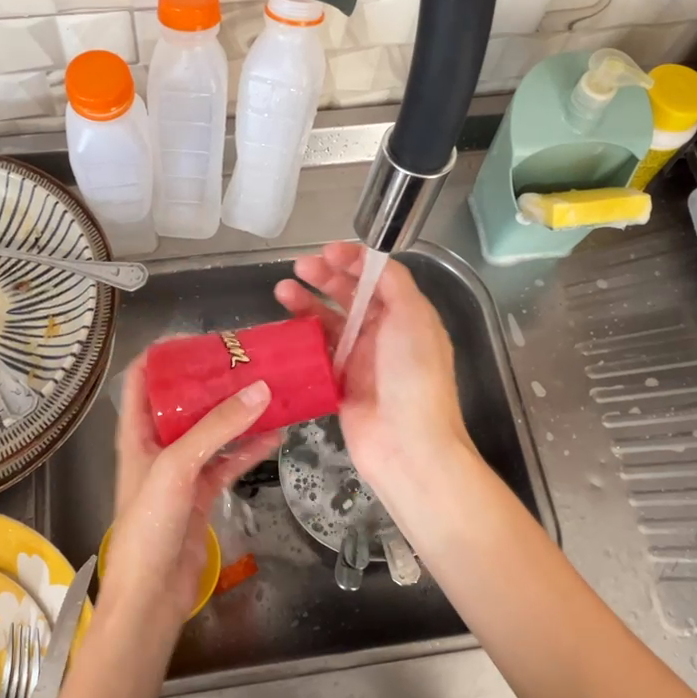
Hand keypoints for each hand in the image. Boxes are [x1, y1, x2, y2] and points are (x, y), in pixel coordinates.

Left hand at [105, 357, 280, 629]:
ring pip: (212, 430)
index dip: (166, 354)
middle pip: (184, 400)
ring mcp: (182, 469)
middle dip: (214, 380)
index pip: (143, 377)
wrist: (152, 593)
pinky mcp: (202, 493)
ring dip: (238, 413)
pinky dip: (250, 449)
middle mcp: (157, 444)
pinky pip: (229, 461)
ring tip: (271, 390)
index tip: (202, 337)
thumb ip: (218, 428)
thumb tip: (260, 390)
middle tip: (248, 360)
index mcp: (136, 431)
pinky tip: (277, 435)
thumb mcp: (178, 466)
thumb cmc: (149, 524)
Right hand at [275, 242, 472, 495]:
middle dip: (325, 277)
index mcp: (406, 316)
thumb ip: (395, 283)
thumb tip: (372, 259)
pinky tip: (284, 328)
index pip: (377, 277)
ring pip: (328, 323)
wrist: (408, 446)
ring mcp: (359, 361)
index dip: (353, 260)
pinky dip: (300, 339)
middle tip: (299, 268)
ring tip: (282, 291)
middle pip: (350, 296)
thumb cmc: (414, 377)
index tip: (326, 251)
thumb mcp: (414, 318)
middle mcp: (383, 335)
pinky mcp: (338, 385)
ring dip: (307, 305)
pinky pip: (316, 355)